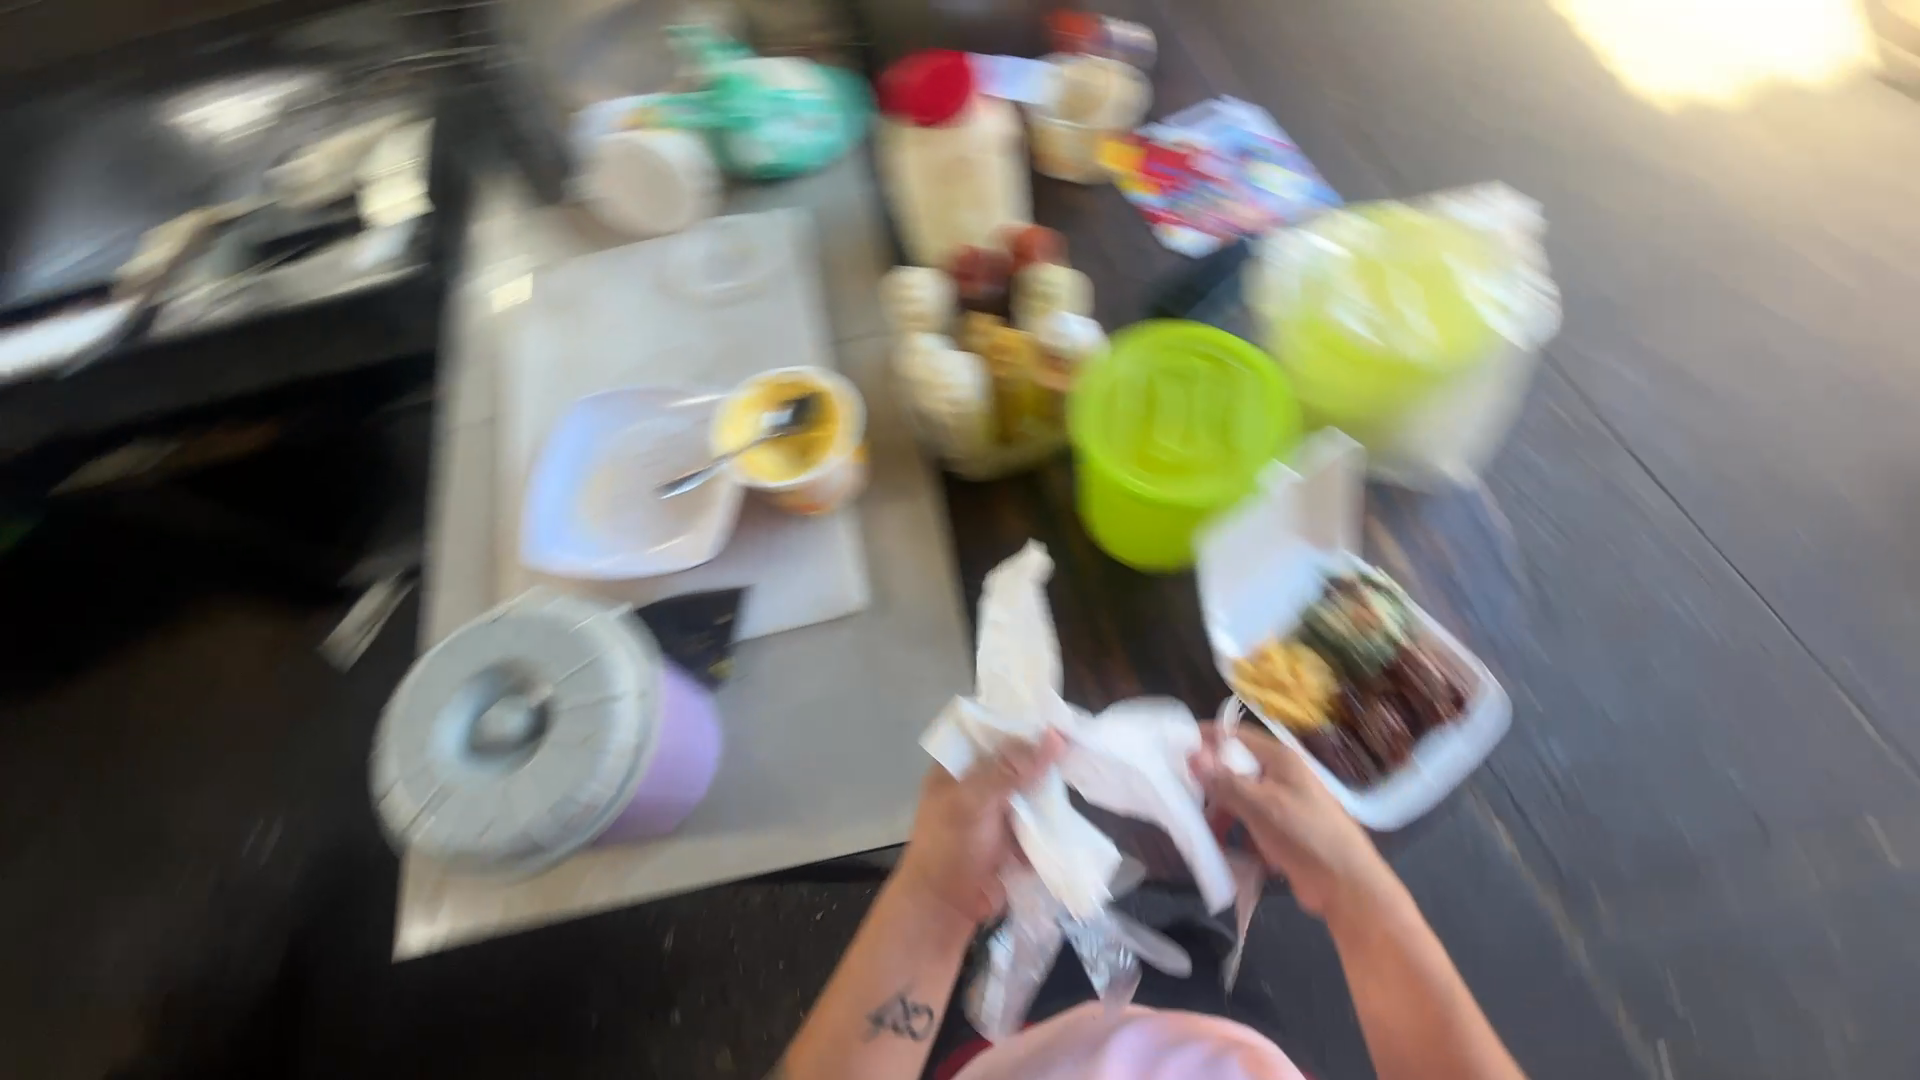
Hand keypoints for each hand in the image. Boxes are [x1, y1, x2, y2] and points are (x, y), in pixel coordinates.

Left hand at [893, 732, 1065, 930]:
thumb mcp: (974, 800)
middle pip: (1017, 759)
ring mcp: (997, 809)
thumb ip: (1011, 769)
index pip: (991, 730)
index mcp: (957, 765)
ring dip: (1052, 786)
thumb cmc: (949, 847)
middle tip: (1081, 738)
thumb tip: (1054, 737)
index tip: (1057, 713)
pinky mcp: (1014, 835)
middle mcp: (977, 782)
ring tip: (1086, 764)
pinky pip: (1039, 817)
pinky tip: (1078, 801)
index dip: (1022, 722)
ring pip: (1031, 788)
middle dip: (1044, 754)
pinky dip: (1054, 815)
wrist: (946, 910)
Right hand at [1191, 726, 1397, 920]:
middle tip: (1186, 796)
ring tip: (1208, 832)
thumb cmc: (1306, 836)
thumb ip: (1224, 780)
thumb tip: (1191, 754)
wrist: (1347, 887)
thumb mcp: (1260, 806)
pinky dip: (1235, 832)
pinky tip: (1226, 848)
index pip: (1235, 735)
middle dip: (1210, 784)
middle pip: (1233, 768)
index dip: (1206, 738)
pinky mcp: (1281, 829)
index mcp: (1279, 759)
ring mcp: (1281, 803)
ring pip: (1238, 797)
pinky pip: (1248, 821)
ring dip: (1220, 813)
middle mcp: (1280, 775)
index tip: (1177, 748)